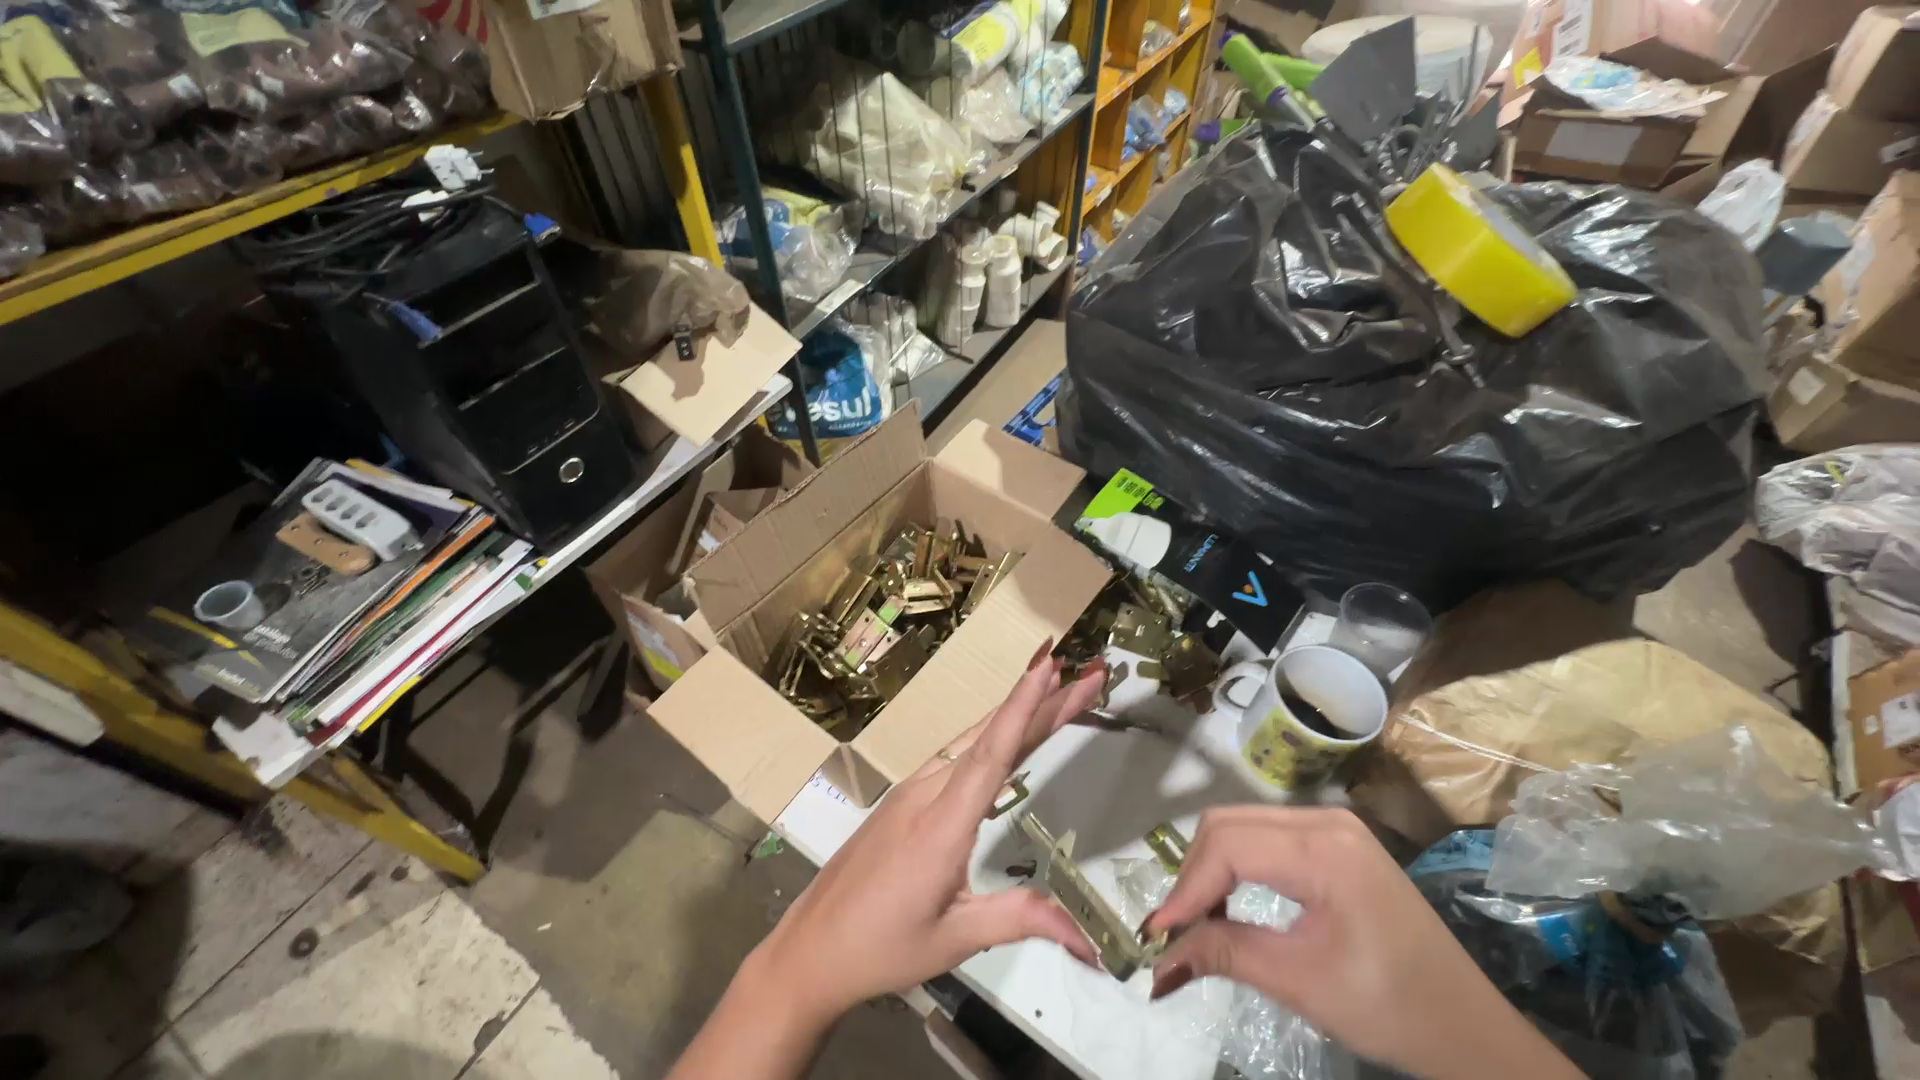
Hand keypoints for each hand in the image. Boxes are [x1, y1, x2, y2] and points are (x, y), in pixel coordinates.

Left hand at [748, 642, 1105, 1021]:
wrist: (810, 947)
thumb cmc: (881, 947)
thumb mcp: (955, 940)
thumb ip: (1021, 921)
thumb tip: (1091, 942)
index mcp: (942, 824)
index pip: (992, 753)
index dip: (1023, 707)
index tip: (1050, 668)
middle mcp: (926, 794)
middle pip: (990, 737)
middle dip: (1040, 703)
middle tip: (1088, 677)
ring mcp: (909, 792)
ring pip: (970, 742)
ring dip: (1016, 716)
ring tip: (1058, 694)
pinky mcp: (901, 800)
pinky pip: (953, 758)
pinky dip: (990, 738)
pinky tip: (1007, 737)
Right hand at [1143, 807, 1581, 1079]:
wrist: (1468, 1028)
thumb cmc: (1392, 1007)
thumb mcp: (1301, 983)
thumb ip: (1224, 954)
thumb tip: (1157, 960)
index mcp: (1325, 848)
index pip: (1227, 845)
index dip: (1185, 887)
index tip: (1158, 935)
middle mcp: (1325, 821)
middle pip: (1227, 825)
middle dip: (1193, 875)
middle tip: (1176, 931)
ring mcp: (1333, 827)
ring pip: (1240, 827)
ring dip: (1210, 870)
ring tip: (1198, 923)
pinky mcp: (1335, 843)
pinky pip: (1264, 838)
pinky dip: (1235, 867)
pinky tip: (1229, 905)